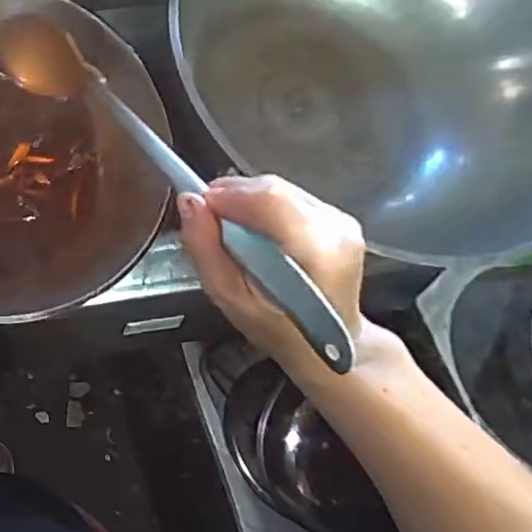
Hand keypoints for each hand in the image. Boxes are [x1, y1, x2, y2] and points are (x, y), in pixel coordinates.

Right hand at [179, 175, 369, 377]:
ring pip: (278, 189)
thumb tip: (189, 201)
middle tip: (209, 223)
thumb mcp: (229, 297)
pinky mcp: (338, 217)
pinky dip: (262, 207)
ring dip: (246, 202)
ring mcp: (341, 220)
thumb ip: (205, 247)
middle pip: (271, 188)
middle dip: (232, 197)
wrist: (327, 343)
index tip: (198, 209)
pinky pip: (288, 197)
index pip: (266, 197)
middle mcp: (335, 227)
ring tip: (231, 232)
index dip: (225, 194)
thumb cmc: (277, 327)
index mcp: (314, 249)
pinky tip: (254, 233)